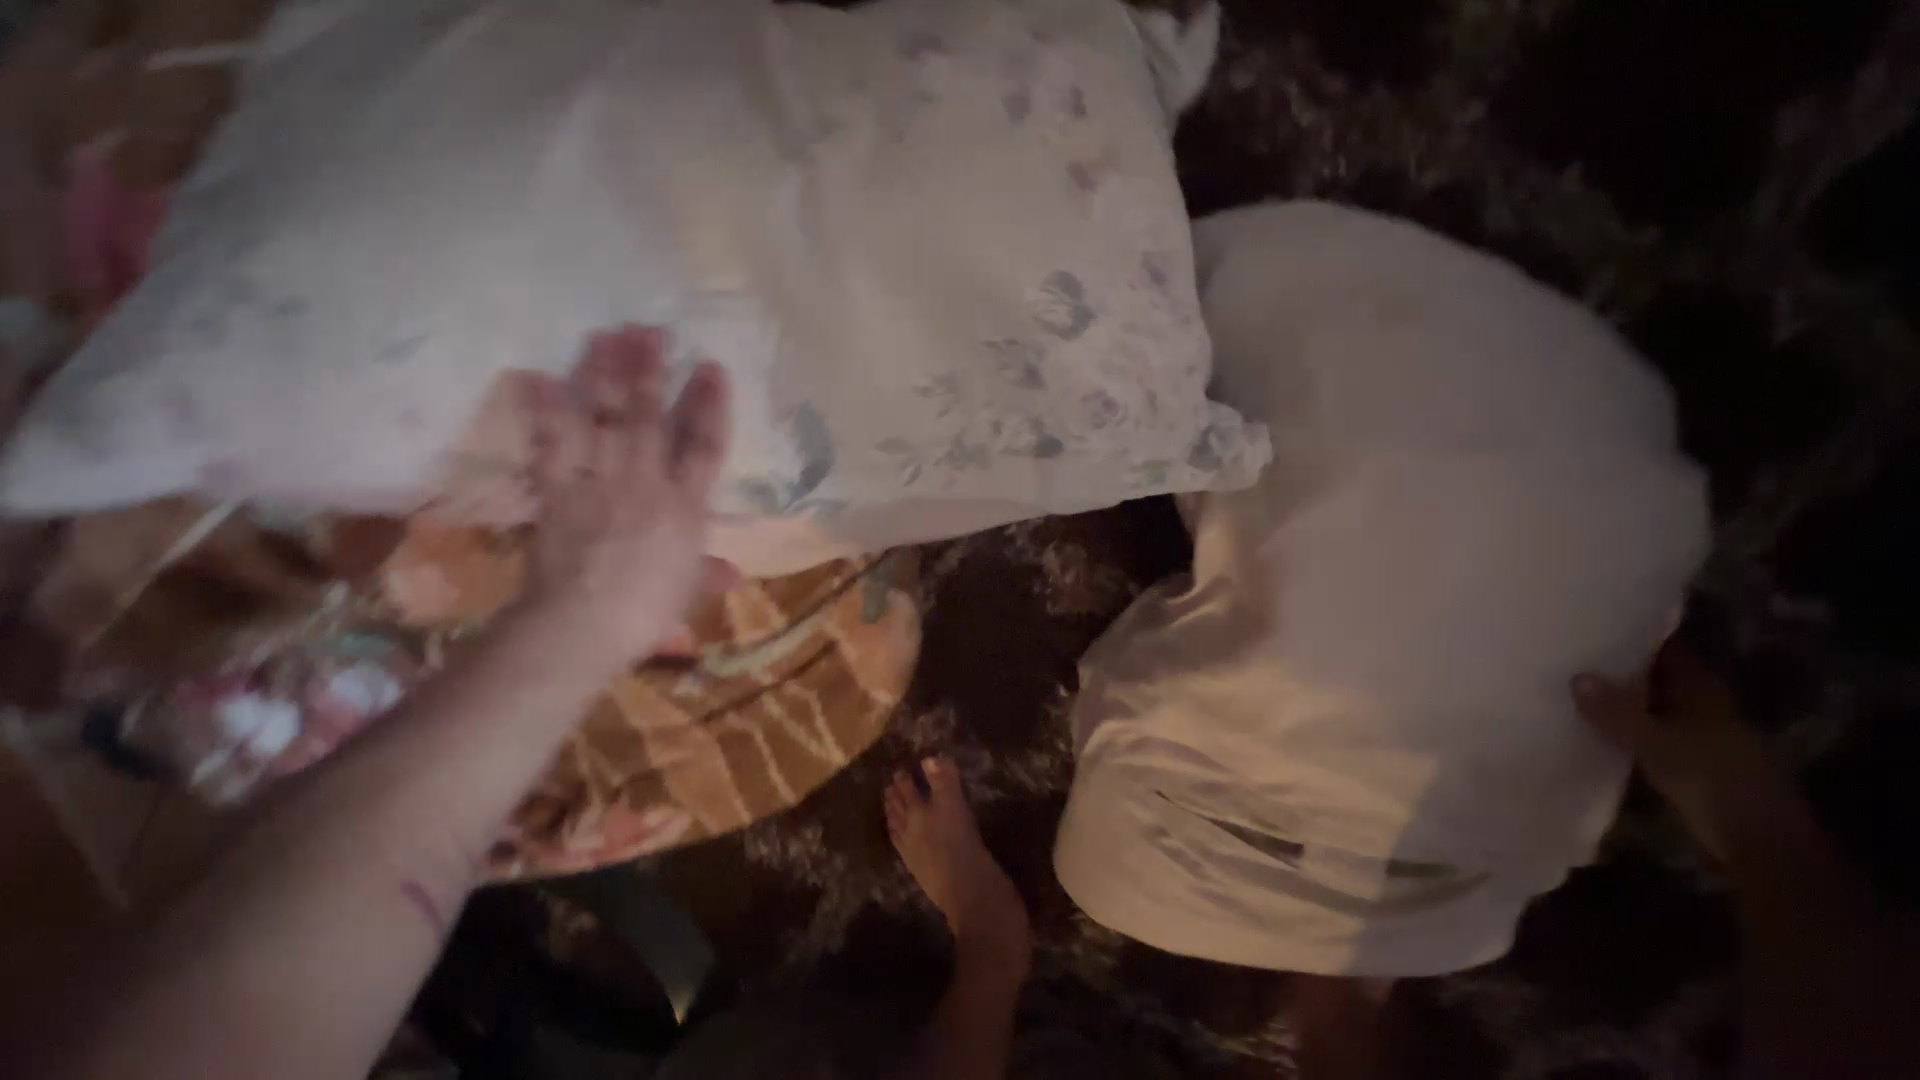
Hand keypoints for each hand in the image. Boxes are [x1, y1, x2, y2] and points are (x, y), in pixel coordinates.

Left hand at [509, 325, 732, 678]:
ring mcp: (600, 481)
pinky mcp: (558, 490)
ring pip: (604, 419)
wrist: (583, 625)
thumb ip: (707, 573)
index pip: (705, 445)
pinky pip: (550, 444)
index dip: (710, 404)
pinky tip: (536, 376)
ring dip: (603, 375)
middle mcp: (646, 482)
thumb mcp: (686, 592)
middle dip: (651, 371)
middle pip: (651, 417)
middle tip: (649, 329)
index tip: (712, 367)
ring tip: (604, 336)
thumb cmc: (646, 612)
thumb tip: (732, 575)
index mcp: (686, 506)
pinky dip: (542, 411)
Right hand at [1572, 647, 1796, 857]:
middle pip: (1661, 679)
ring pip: (1656, 708)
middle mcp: (1707, 708)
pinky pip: (1654, 734)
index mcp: (1706, 692)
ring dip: (1624, 702)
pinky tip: (1598, 729)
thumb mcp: (1656, 744)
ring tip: (1576, 689)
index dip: (1638, 637)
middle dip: (1623, 669)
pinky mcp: (1693, 763)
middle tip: (1575, 656)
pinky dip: (1629, 729)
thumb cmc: (1712, 780)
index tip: (1598, 626)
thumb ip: (1616, 712)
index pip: (1670, 651)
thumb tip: (1576, 676)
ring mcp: (1702, 737)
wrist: (1758, 842)